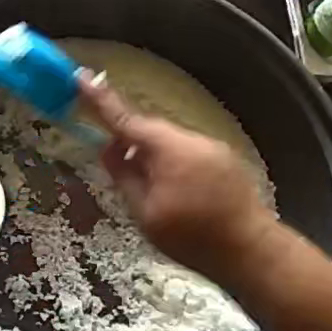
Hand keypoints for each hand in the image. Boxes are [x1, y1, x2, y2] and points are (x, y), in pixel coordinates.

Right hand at [78, 72, 280, 283]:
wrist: (250, 251)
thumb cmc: (191, 237)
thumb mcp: (145, 212)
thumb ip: (124, 176)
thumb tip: (109, 150)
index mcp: (169, 149)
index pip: (126, 119)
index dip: (100, 100)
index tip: (81, 78)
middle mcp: (193, 140)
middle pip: (150, 131)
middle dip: (129, 141)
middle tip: (111, 161)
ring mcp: (213, 148)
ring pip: (170, 144)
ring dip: (153, 157)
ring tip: (149, 189)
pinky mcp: (225, 161)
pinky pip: (188, 154)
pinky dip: (173, 165)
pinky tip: (174, 192)